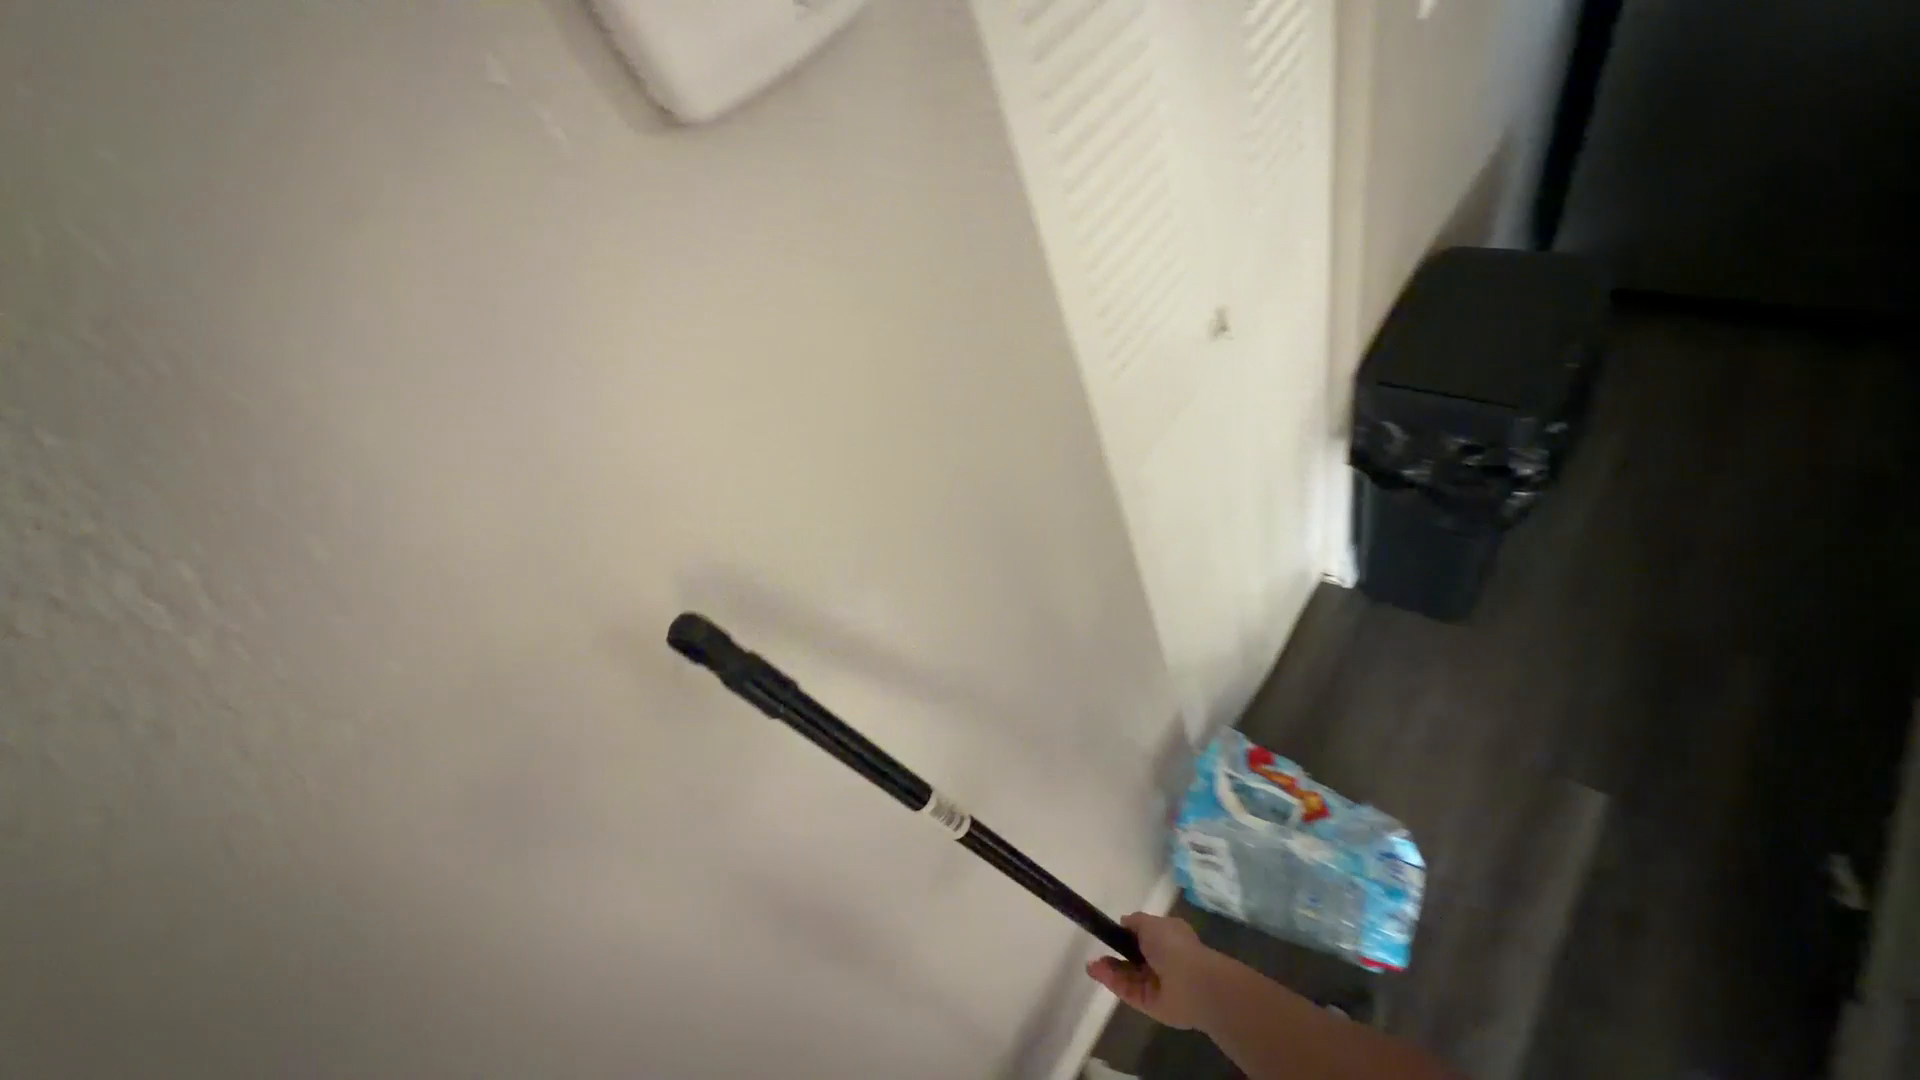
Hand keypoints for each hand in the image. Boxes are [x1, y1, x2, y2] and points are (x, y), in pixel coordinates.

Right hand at [1085, 913, 1219, 1030]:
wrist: (1192, 983)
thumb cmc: (1173, 945)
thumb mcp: (1151, 923)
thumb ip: (1135, 922)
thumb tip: (1123, 923)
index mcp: (1168, 940)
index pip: (1145, 938)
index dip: (1127, 936)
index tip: (1110, 932)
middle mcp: (1162, 962)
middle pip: (1133, 958)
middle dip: (1115, 954)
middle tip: (1097, 949)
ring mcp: (1155, 984)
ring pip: (1127, 975)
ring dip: (1109, 968)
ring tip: (1091, 963)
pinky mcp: (1147, 1003)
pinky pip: (1126, 990)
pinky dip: (1111, 981)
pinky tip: (1095, 971)